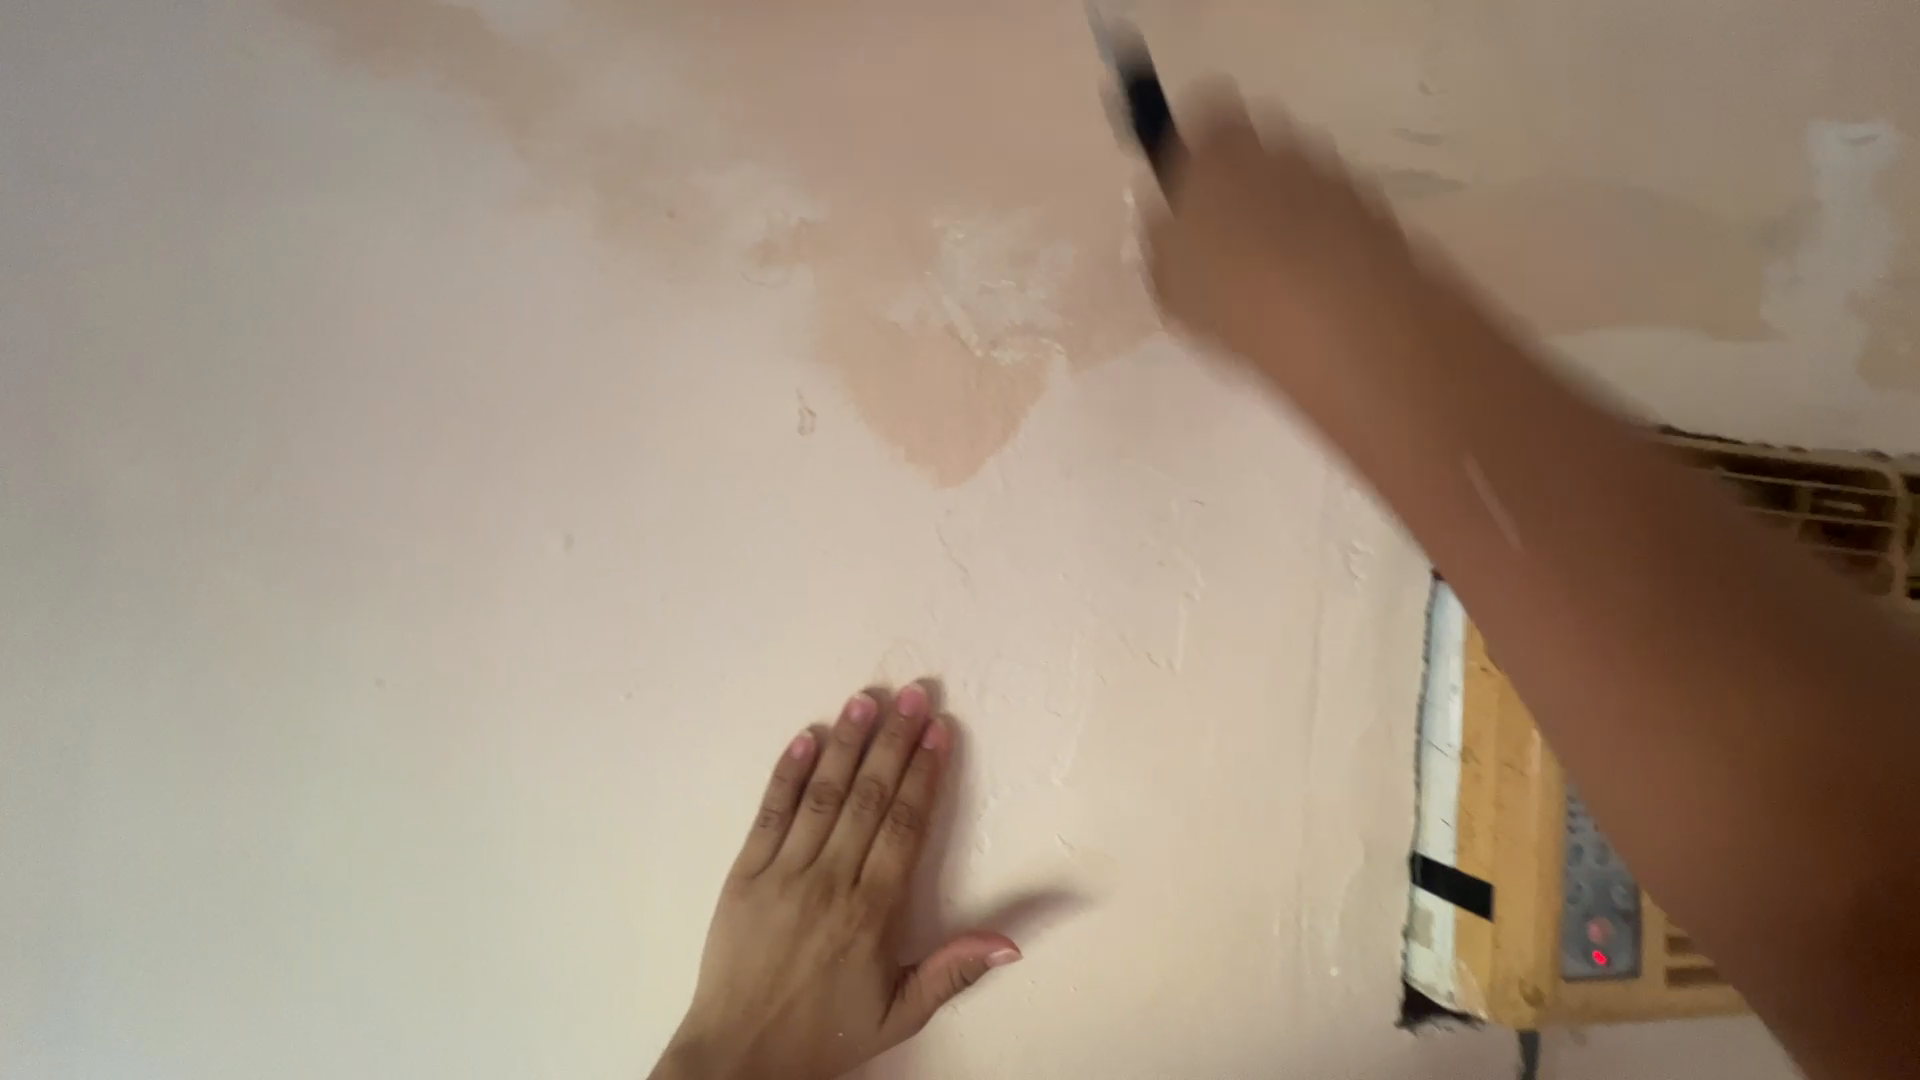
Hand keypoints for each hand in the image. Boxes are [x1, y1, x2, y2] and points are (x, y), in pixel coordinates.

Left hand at [651, 684, 1020, 1079]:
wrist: (737, 1058)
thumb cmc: (824, 1031)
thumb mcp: (899, 1013)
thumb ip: (952, 971)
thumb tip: (1011, 944)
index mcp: (870, 912)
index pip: (904, 826)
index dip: (924, 775)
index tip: (939, 731)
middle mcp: (829, 882)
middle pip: (868, 797)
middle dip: (894, 741)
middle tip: (914, 694)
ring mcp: (783, 873)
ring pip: (822, 795)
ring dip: (846, 743)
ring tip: (866, 699)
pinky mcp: (745, 872)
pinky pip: (770, 813)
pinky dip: (788, 773)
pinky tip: (806, 735)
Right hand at [1145, 84, 1426, 378]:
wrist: (1345, 324)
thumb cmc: (1236, 299)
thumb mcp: (1168, 285)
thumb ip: (1164, 241)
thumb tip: (1170, 225)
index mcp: (1218, 154)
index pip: (1202, 118)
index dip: (1194, 152)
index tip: (1185, 193)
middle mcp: (1280, 148)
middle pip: (1252, 154)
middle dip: (1238, 190)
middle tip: (1221, 249)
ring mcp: (1333, 176)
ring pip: (1293, 187)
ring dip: (1279, 221)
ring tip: (1266, 283)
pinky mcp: (1375, 210)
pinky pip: (1331, 219)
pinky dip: (1319, 244)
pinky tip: (1305, 296)